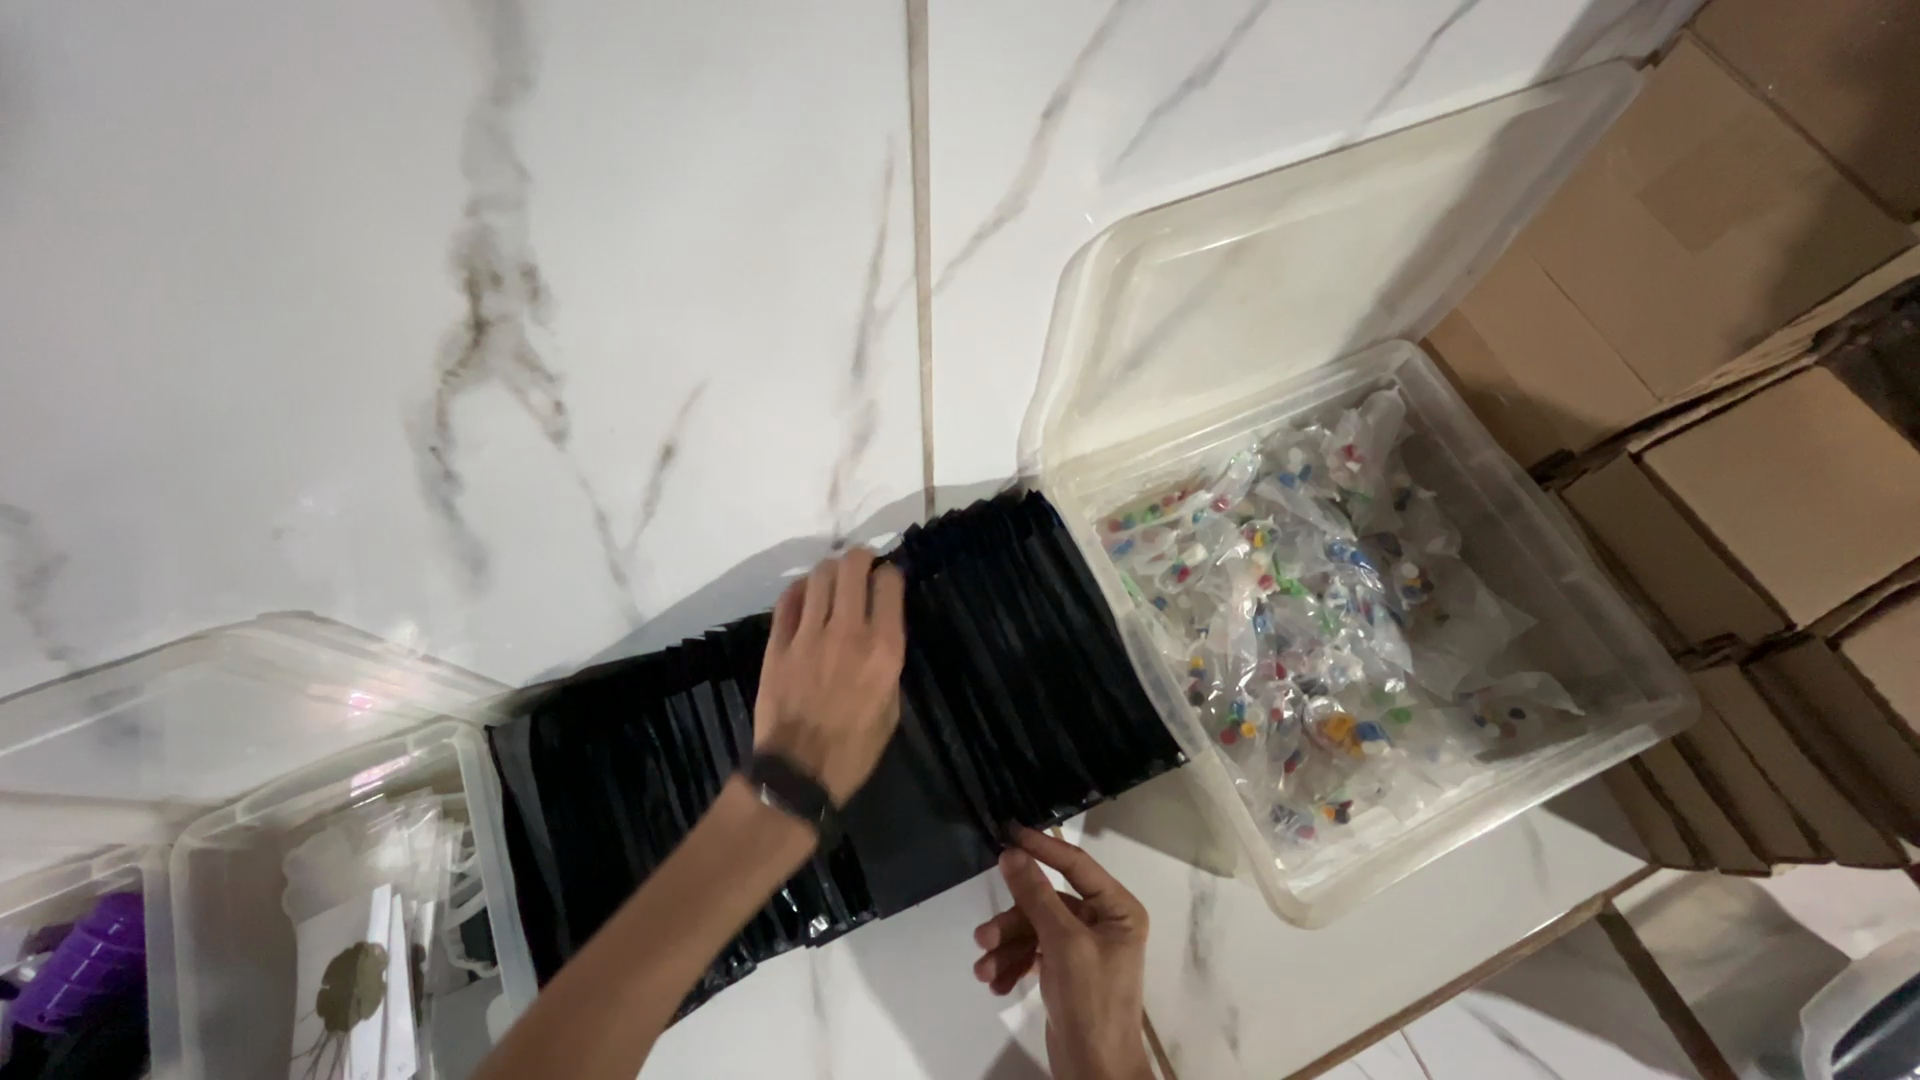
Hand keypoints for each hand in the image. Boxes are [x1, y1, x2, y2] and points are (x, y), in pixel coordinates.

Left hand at [754, 547, 906, 804]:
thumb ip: (888, 664)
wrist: (799, 772)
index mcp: (884, 649)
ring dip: (830, 570)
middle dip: (860, 558)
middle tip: (861, 565)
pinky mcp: (778, 644)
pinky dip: (800, 590)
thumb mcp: (891, 708)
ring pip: (819, 576)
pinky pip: (788, 600)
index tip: (888, 580)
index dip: (890, 574)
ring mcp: (808, 635)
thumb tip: (880, 636)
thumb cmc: (855, 749)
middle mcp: (848, 631)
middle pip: (852, 567)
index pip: (889, 584)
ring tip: (834, 578)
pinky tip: (806, 595)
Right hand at [973, 828, 1153, 1079]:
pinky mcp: (1065, 971)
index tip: (1009, 832)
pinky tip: (995, 982)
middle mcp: (1103, 922)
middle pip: (1047, 901)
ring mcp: (1083, 947)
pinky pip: (1033, 953)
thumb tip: (1012, 852)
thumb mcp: (1062, 943)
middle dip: (1013, 920)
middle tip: (983, 935)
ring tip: (983, 968)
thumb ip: (1036, 895)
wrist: (1096, 1073)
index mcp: (1117, 909)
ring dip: (1007, 947)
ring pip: (1035, 928)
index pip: (1076, 864)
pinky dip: (1012, 965)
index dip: (1042, 847)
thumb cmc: (1092, 1001)